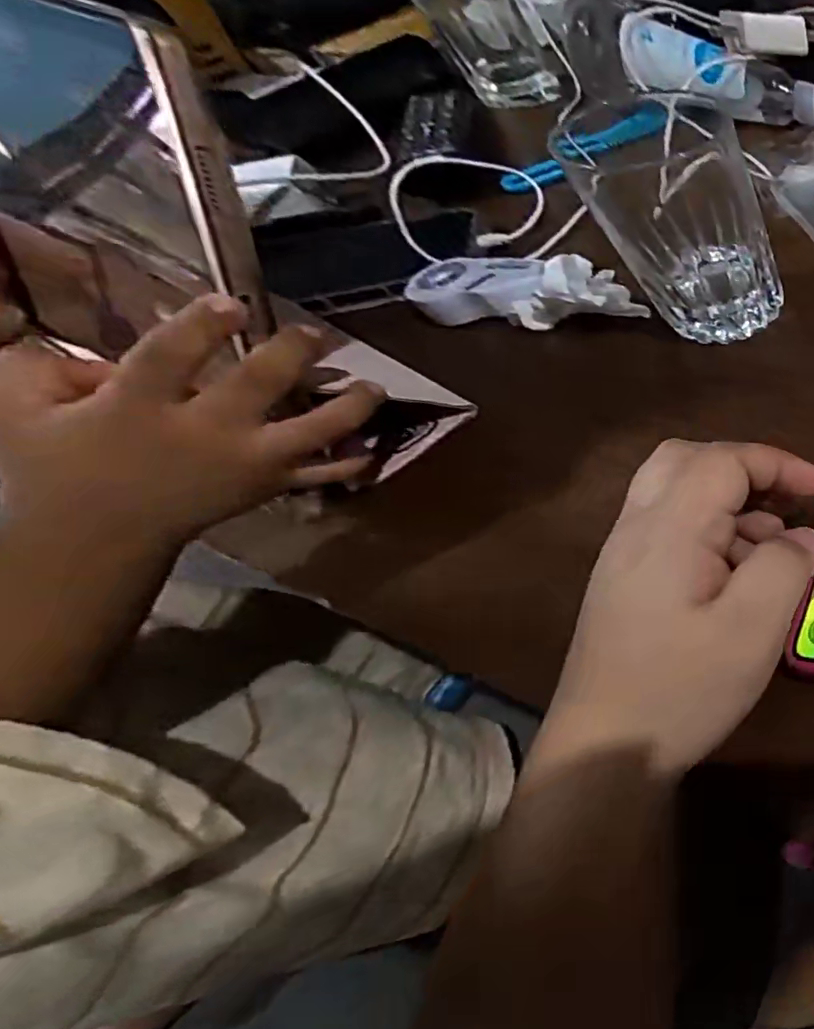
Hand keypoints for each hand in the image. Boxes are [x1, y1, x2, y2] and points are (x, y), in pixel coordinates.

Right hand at [0, 295, 383, 547]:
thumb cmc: (57, 467)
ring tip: (373, 386)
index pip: (173, 355)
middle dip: (292, 353)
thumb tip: (95, 357)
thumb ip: (48, 371)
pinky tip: (374, 446)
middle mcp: (207, 432)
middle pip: (262, 383)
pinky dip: (354, 462)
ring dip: (352, 406)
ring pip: (317, 429)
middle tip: (315, 335)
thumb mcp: (24, 410)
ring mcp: (252, 462)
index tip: (232, 303)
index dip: (204, 327)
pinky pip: (326, 473)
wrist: (99, 536)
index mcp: (137, 407)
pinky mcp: (275, 486)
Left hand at [545, 440, 813, 774]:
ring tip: (774, 552)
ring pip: (678, 495)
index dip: (778, 463)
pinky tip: (739, 580)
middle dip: (747, 470)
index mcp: (668, 530)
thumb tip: (800, 536)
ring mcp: (623, 557)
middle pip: (688, 461)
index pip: (722, 461)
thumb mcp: (754, 627)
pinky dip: (714, 533)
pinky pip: (671, 531)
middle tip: (787, 500)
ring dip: (733, 505)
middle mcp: (637, 530)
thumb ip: (785, 566)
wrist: (604, 750)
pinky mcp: (624, 585)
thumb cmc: (685, 687)